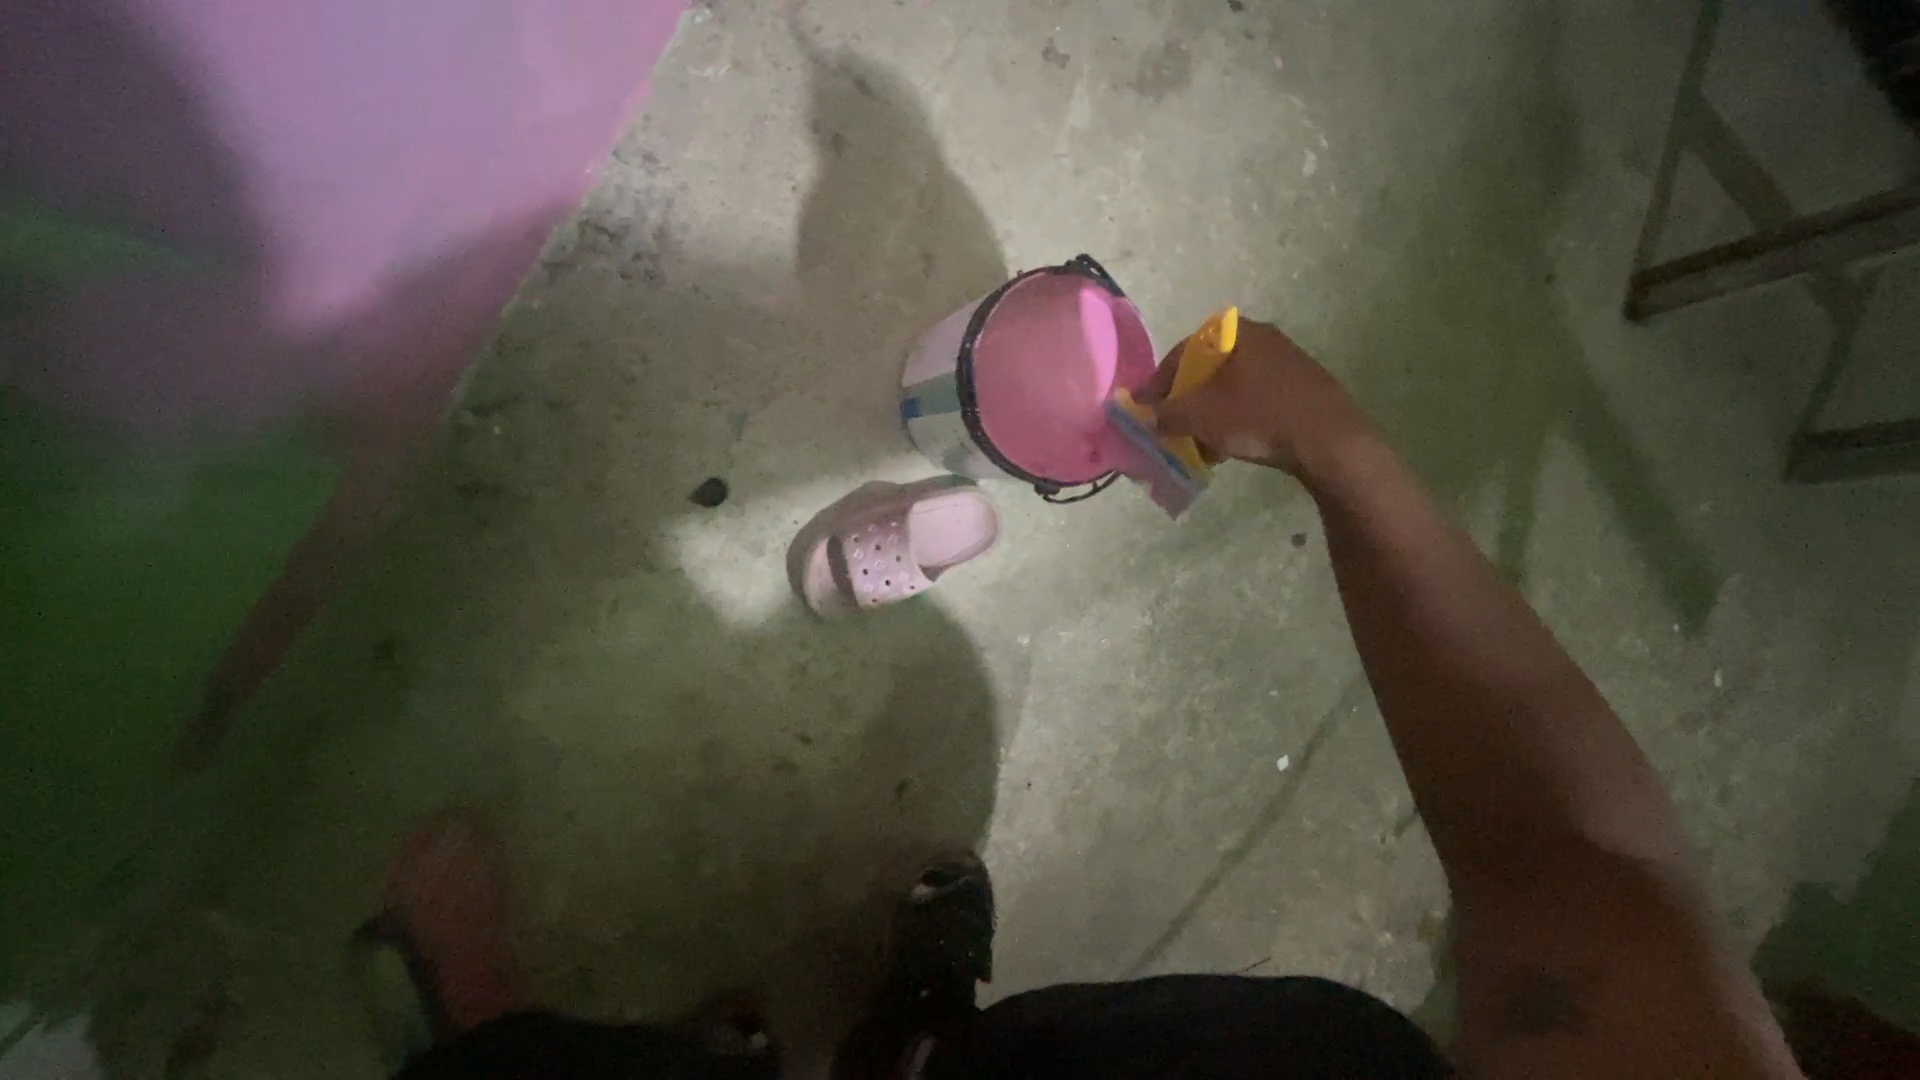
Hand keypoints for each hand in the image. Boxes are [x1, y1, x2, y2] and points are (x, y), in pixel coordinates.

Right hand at [1137, 317, 1372, 477]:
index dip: (1157, 383)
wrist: (1328, 440)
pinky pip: (1255, 398)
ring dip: (1211, 412)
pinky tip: (1232, 444)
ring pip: (1232, 386)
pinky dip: (1237, 417)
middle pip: (1207, 369)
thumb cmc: (1257, 417)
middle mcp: (1261, 337)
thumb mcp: (1200, 417)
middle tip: (1172, 425)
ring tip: (1201, 441)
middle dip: (1186, 399)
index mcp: (1235, 332)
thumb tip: (1146, 415)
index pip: (1181, 352)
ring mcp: (1286, 360)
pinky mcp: (1302, 386)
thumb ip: (1165, 414)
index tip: (1145, 409)